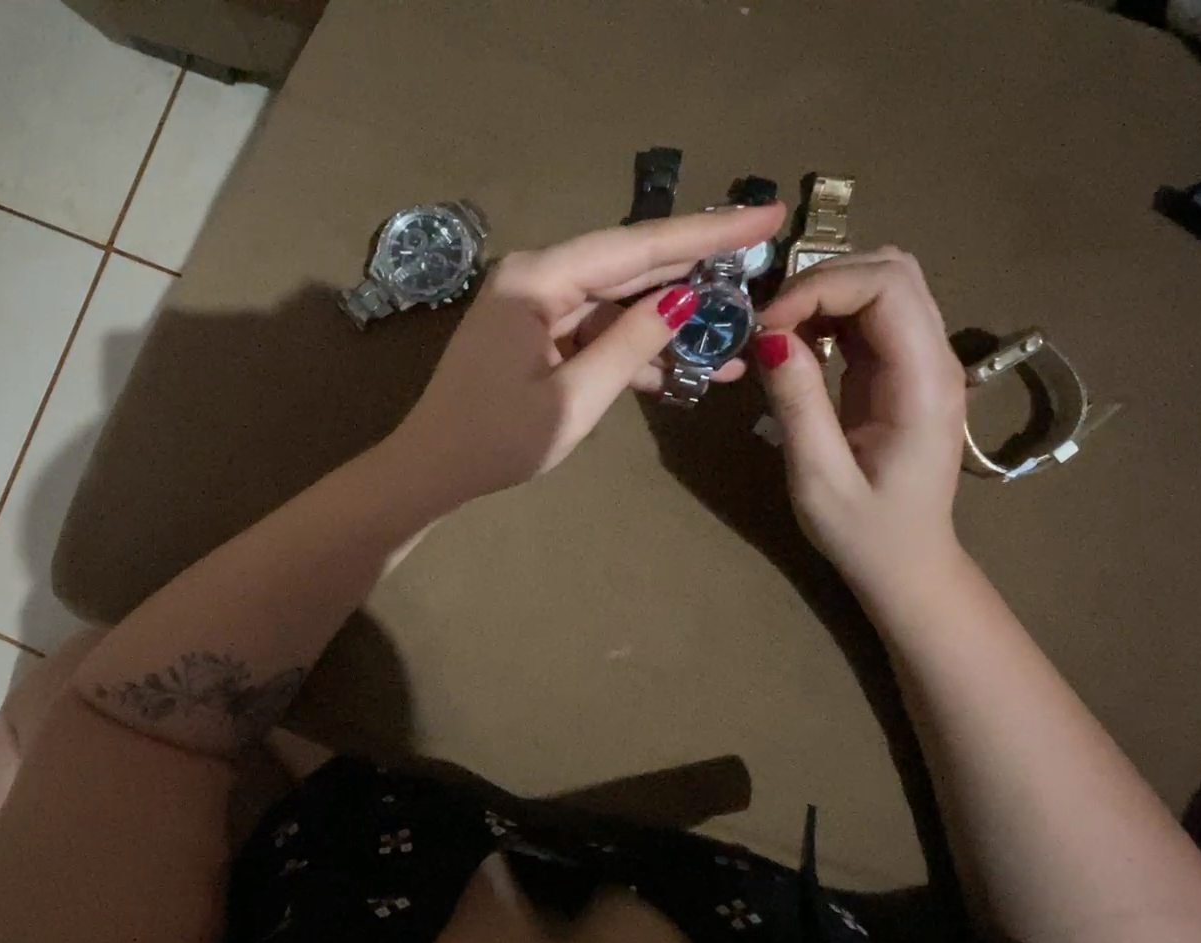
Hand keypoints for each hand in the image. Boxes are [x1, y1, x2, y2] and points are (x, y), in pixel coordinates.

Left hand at [385, 204, 785, 502]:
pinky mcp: (538, 337)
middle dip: (698, 267)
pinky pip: (598, 332)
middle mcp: (538, 279)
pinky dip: (637, 351)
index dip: (707, 232)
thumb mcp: (574, 397)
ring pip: (619, 303)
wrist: (431, 470)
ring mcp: (537, 308)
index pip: (637, 246)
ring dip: (672, 324)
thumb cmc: (495, 439)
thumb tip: (685, 297)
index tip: (769, 215)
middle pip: (631, 264)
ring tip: (736, 340)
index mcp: (539, 280)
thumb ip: (631, 344)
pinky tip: (687, 371)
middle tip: (766, 258)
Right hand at [749, 249, 968, 592]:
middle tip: (768, 324)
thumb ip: (798, 403)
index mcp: (924, 384)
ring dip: (824, 291)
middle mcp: (933, 358)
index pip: (888, 287)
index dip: (821, 287)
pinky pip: (869, 313)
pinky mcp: (899, 368)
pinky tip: (795, 340)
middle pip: (892, 269)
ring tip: (777, 330)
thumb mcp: (818, 478)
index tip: (766, 326)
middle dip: (821, 279)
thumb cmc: (865, 531)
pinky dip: (827, 311)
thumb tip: (769, 336)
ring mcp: (920, 360)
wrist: (906, 562)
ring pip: (883, 281)